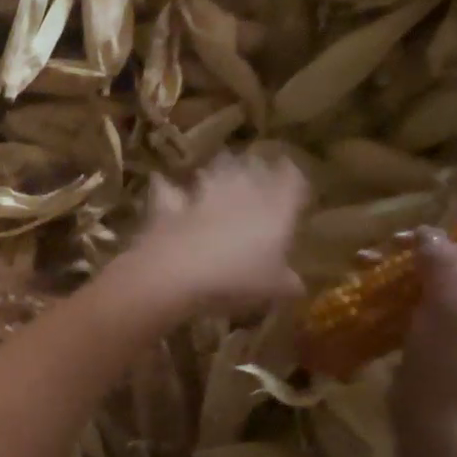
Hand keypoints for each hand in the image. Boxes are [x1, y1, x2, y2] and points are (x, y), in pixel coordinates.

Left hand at [134, 153, 308, 311]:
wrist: (176, 269)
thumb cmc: (237, 278)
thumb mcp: (273, 288)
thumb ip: (286, 282)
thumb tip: (296, 285)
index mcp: (274, 209)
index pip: (290, 181)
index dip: (291, 177)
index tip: (291, 175)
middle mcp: (239, 193)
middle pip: (250, 168)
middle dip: (253, 168)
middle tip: (255, 168)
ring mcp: (201, 196)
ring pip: (212, 172)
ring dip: (214, 171)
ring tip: (216, 171)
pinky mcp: (168, 204)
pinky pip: (166, 188)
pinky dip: (165, 185)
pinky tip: (161, 180)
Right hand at [393, 229, 456, 447]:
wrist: (442, 430)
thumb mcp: (451, 304)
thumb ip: (444, 261)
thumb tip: (429, 232)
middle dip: (450, 246)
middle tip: (411, 234)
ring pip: (452, 285)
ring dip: (416, 267)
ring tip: (373, 256)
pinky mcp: (447, 349)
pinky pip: (428, 308)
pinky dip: (403, 292)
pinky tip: (369, 285)